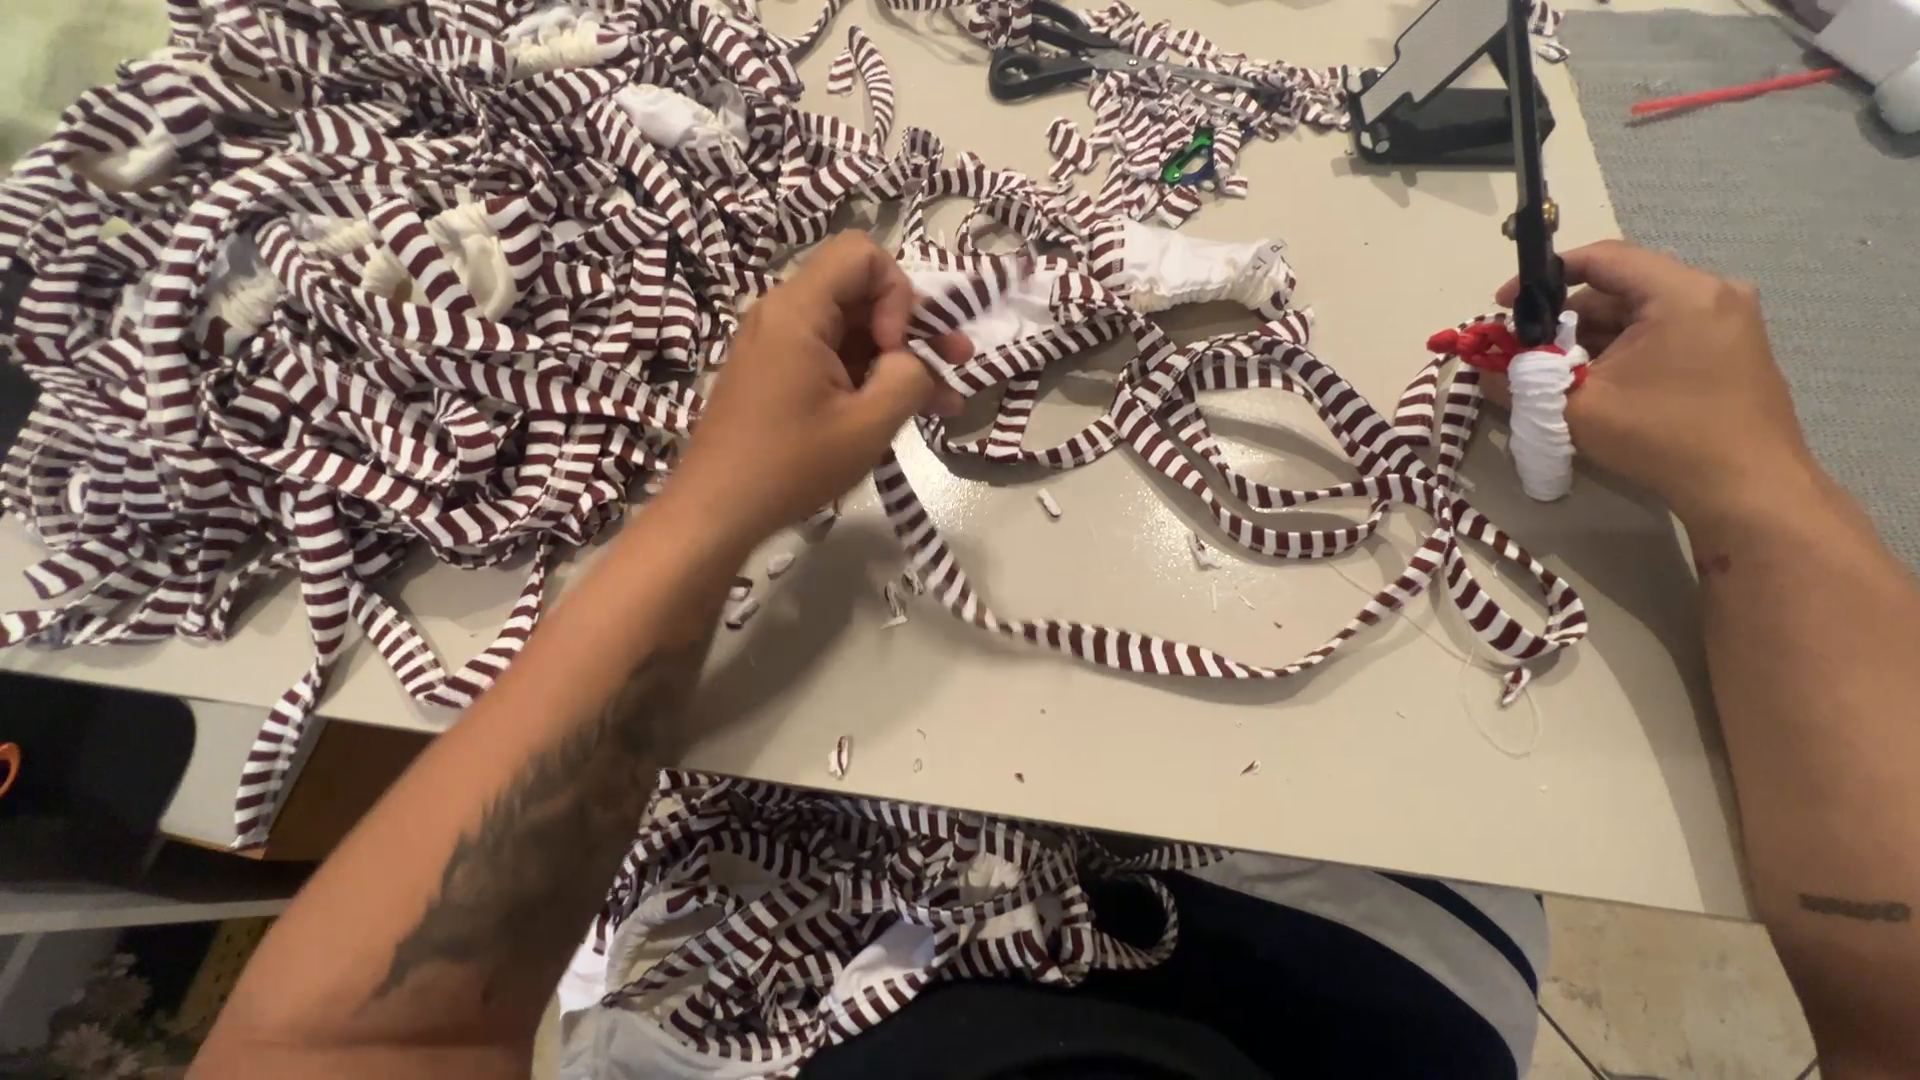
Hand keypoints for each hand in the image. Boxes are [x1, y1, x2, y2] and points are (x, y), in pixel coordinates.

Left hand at [660, 231, 970, 550]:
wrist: (716, 511)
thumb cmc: (790, 466)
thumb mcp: (867, 425)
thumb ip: (909, 379)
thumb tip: (916, 362)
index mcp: (798, 310)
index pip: (863, 255)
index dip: (897, 294)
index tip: (897, 349)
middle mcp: (783, 314)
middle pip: (861, 292)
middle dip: (914, 329)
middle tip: (957, 366)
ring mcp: (778, 345)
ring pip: (853, 330)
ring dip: (899, 360)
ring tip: (944, 401)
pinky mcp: (777, 375)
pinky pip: (833, 358)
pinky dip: (870, 377)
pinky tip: (907, 411)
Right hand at [1491, 241, 1819, 534]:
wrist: (1745, 484)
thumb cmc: (1660, 436)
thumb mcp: (1576, 408)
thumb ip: (1522, 383)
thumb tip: (1483, 372)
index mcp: (1679, 294)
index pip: (1602, 259)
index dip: (1543, 277)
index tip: (1504, 307)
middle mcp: (1711, 294)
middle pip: (1616, 288)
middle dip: (1562, 318)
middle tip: (1524, 351)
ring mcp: (1726, 320)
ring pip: (1636, 312)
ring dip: (1588, 337)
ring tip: (1553, 373)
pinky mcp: (1727, 346)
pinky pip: (1659, 331)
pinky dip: (1618, 348)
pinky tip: (1593, 382)